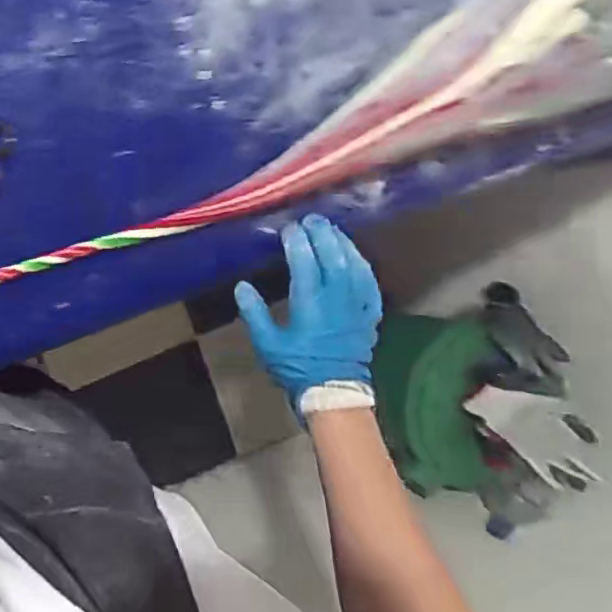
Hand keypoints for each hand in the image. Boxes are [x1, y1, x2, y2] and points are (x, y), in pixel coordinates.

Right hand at [235, 215, 382, 404]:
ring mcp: (358, 305)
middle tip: (311, 220)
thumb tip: (242, 286)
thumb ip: (254, 313)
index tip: (289, 229)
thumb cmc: (295, 366)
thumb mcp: (267, 343)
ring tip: (332, 230)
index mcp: (310, 304)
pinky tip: (354, 256)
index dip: (297, 243)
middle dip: (322, 235)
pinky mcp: (369, 313)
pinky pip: (369, 281)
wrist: (333, 391)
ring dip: (343, 244)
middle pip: (333, 257)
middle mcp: (338, 298)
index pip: (305, 263)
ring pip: (354, 265)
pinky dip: (361, 264)